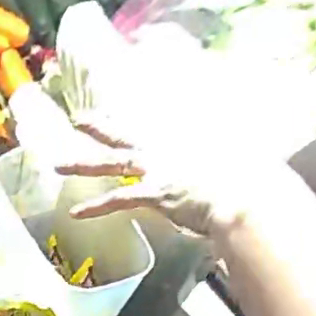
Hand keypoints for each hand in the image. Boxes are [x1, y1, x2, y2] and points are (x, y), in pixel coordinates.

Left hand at [55, 114, 315, 240]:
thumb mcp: (247, 138)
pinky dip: (96, 208)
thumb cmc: (254, 171)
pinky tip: (76, 214)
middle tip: (77, 119)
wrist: (251, 192)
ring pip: (111, 162)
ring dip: (82, 163)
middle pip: (125, 131)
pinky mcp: (154, 192)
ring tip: (56, 165)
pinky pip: (118, 200)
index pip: (155, 114)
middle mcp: (167, 143)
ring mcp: (158, 166)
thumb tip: (259, 110)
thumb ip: (237, 124)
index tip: (119, 101)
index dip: (137, 110)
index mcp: (187, 128)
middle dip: (99, 125)